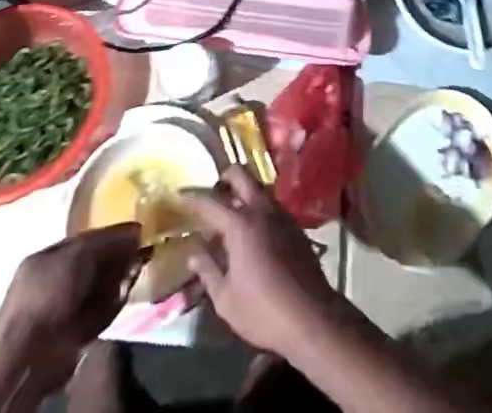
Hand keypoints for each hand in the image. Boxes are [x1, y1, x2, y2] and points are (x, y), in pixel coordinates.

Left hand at [0, 222, 143, 352]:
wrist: (30, 354)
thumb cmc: (48, 295)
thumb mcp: (77, 255)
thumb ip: (106, 241)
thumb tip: (134, 232)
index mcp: (47, 258)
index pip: (86, 240)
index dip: (112, 235)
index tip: (138, 233)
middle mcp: (53, 281)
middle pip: (95, 263)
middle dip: (117, 260)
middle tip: (139, 256)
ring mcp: (63, 308)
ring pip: (100, 288)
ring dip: (117, 282)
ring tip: (130, 279)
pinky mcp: (74, 332)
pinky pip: (100, 311)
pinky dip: (112, 305)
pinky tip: (121, 300)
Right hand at [179, 166, 346, 357]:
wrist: (312, 317)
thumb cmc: (263, 311)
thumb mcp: (225, 298)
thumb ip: (208, 270)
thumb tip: (194, 252)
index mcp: (241, 225)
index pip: (210, 201)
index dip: (192, 197)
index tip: (179, 195)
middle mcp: (263, 211)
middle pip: (241, 175)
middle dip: (223, 179)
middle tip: (211, 198)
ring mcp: (283, 215)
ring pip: (259, 187)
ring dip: (243, 192)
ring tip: (229, 216)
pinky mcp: (296, 226)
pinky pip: (272, 204)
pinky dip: (257, 207)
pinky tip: (251, 232)